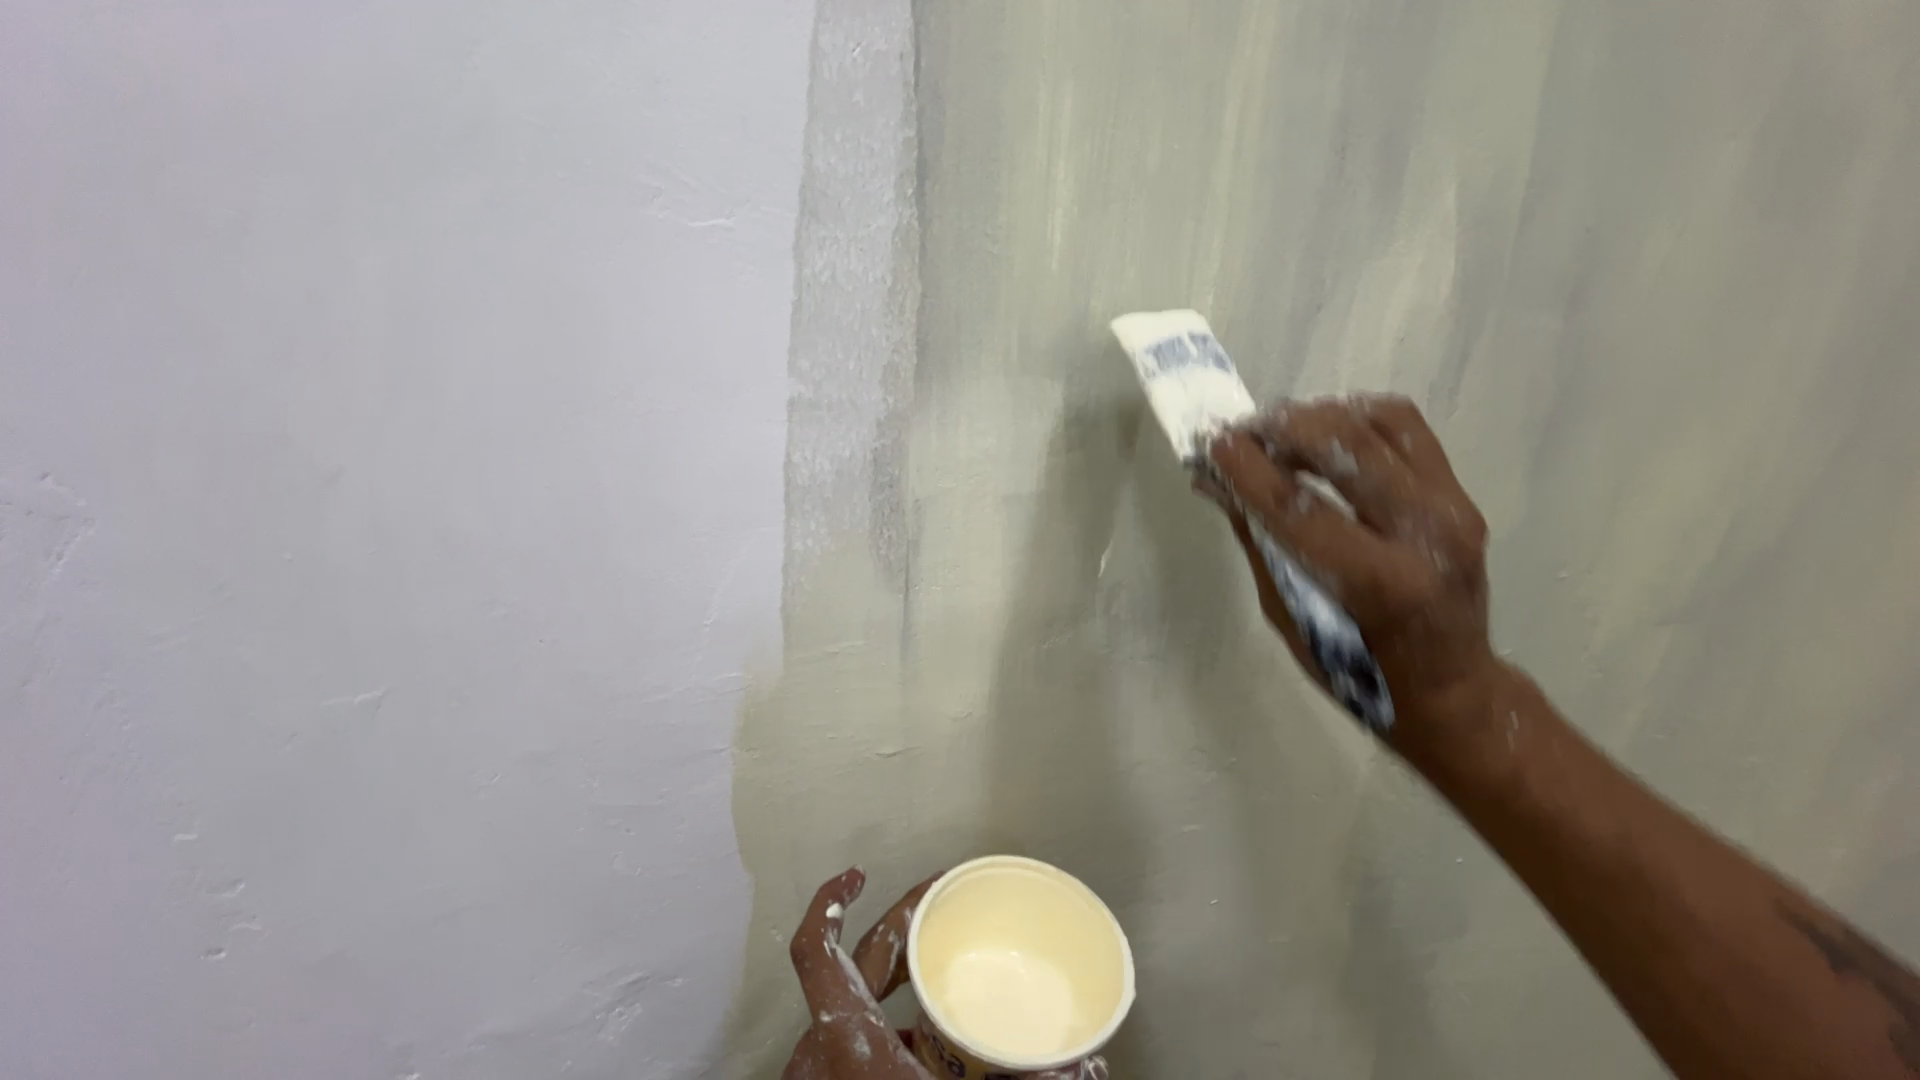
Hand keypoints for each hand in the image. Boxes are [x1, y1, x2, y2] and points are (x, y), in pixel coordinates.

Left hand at [782, 868, 1108, 1079]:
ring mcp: (821, 1078)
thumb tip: (1090, 1067)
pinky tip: (926, 1035)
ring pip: (853, 1006)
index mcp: (843, 1044)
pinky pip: (856, 1042)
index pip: (816, 951)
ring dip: (894, 975)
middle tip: (936, 900)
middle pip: (851, 966)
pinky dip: (890, 1026)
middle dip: (898, 925)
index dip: (829, 900)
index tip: (858, 873)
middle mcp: (822, 1054)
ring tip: (936, 958)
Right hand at [1205, 395, 1497, 750]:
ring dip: (1321, 416)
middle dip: (1283, 427)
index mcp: (1376, 583)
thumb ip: (1258, 539)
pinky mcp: (1462, 495)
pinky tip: (1325, 434)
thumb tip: (1214, 482)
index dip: (1248, 468)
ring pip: (1383, 422)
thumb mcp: (1289, 612)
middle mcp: (1424, 536)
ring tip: (1280, 431)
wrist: (1447, 684)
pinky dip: (1359, 420)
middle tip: (1242, 430)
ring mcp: (1453, 509)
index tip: (1212, 441)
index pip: (1298, 506)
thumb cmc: (1353, 667)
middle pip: (1346, 446)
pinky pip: (1407, 431)